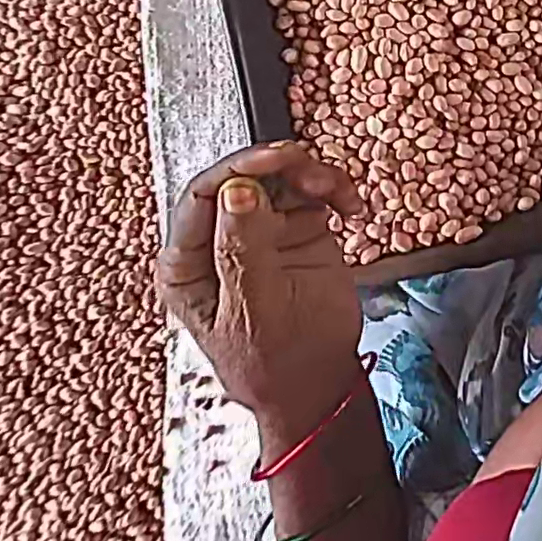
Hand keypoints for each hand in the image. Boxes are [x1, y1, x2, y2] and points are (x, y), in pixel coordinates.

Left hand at [157, 141, 366, 425]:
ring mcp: (262, 229)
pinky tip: (350, 207)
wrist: (320, 383)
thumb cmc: (277, 362)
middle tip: (315, 174)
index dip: (239, 167)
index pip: (202, 195)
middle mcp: (222, 238)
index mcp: (190, 263)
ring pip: (282, 177)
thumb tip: (235, 191)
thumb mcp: (256, 311)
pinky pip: (314, 191)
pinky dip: (335, 190)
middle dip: (283, 167)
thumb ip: (244, 251)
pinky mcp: (298, 227)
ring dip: (314, 175)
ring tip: (338, 194)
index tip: (277, 157)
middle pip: (246, 177)